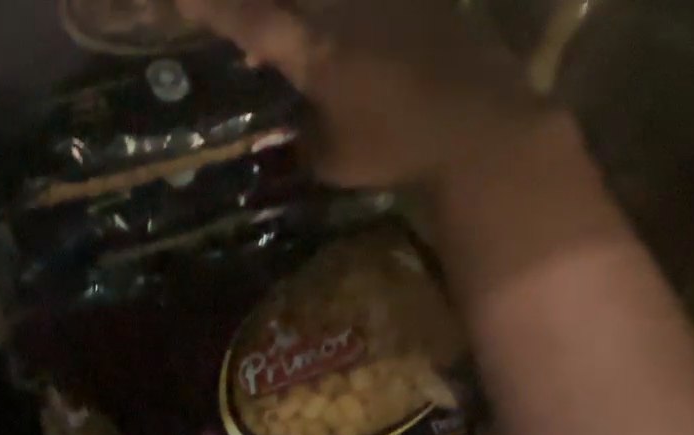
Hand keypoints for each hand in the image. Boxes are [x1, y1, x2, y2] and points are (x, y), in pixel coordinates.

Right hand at [177, 0, 549, 188]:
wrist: (482, 126)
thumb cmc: (395, 151)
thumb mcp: (330, 158)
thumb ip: (298, 136)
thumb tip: (281, 127)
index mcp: (315, 52)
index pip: (251, 20)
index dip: (211, 6)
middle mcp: (343, 10)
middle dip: (253, 5)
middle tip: (230, 12)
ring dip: (295, 9)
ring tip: (285, 22)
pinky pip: (365, 0)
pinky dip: (343, 11)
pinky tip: (341, 21)